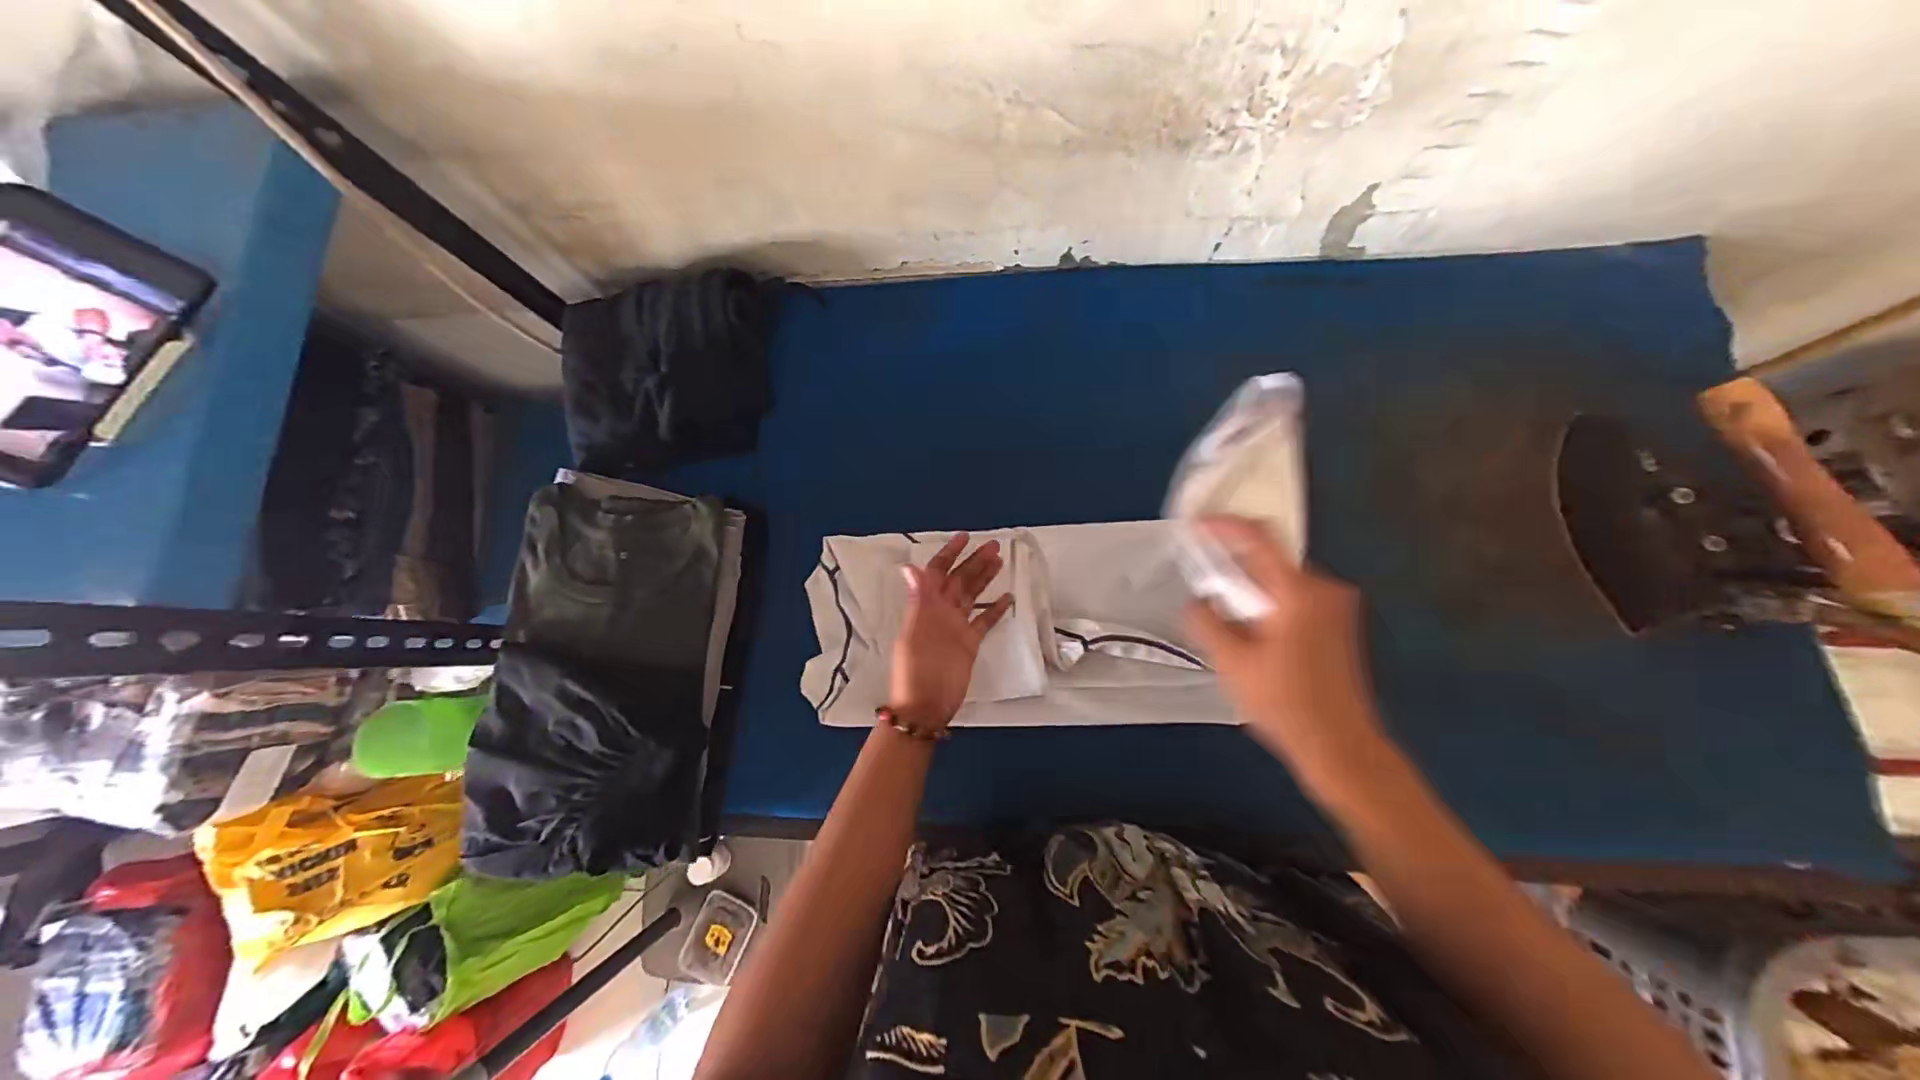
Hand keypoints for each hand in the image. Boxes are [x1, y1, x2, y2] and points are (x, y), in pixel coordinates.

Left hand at [889, 532, 1014, 730]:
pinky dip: (994, 609)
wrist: (925, 706)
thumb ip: (918, 601)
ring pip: (972, 595)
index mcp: (926, 607)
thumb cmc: (917, 671)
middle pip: (959, 580)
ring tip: (1000, 561)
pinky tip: (1006, 597)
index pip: (937, 572)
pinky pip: (983, 621)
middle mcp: (941, 613)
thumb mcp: (914, 633)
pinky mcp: (969, 644)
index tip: (964, 537)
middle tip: (993, 545)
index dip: (949, 554)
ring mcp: (956, 628)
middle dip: (974, 561)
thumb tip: (909, 567)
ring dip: (984, 578)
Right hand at [1185, 517, 1392, 797]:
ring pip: (1282, 579)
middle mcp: (1325, 589)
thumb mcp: (1231, 662)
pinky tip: (1252, 631)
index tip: (1196, 525)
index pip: (1258, 538)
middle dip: (1236, 565)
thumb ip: (1206, 621)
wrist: (1340, 745)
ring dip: (1252, 587)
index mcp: (1299, 592)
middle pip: (1272, 558)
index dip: (1223, 526)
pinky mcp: (1340, 623)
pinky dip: (1270, 602)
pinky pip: (1296, 596)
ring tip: (1225, 613)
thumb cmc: (1284, 702)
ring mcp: (1338, 606)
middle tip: (1205, 581)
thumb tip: (1197, 601)